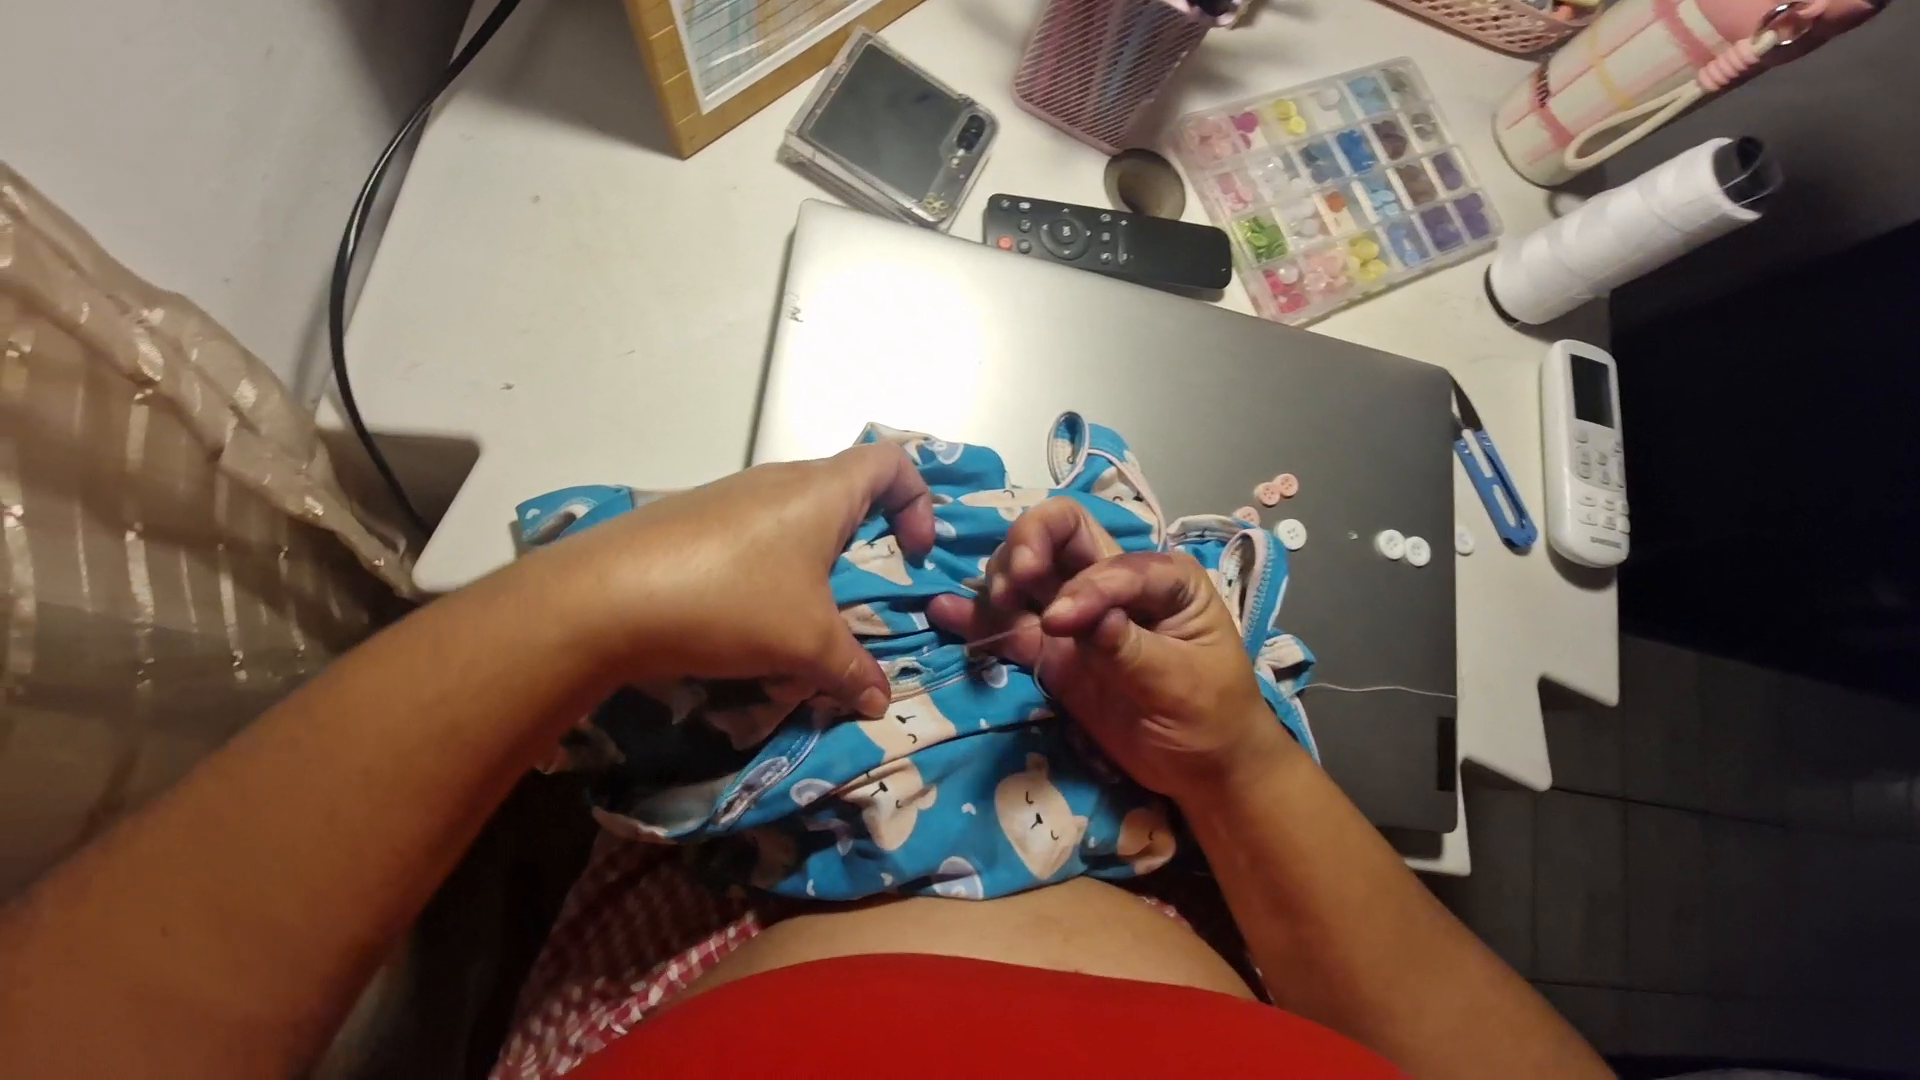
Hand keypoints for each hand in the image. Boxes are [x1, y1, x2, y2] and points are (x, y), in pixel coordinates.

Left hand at [511, 443, 934, 717]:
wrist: (605, 598)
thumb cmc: (732, 601)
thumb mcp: (805, 644)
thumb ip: (852, 671)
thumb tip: (880, 701)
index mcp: (822, 491)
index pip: (891, 460)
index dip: (918, 500)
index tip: (915, 553)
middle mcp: (780, 480)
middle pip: (846, 486)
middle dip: (870, 536)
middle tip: (869, 588)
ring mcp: (733, 495)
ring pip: (798, 512)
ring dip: (819, 554)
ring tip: (810, 608)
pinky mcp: (696, 519)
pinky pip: (757, 530)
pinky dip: (774, 563)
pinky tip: (753, 609)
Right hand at [926, 498, 1300, 803]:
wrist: (1203, 769)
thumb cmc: (1212, 715)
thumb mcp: (1183, 681)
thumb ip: (1130, 647)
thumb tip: (1082, 617)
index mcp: (1158, 576)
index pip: (1107, 557)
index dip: (1082, 586)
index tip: (1061, 625)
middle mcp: (1111, 582)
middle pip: (1057, 533)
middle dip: (1027, 546)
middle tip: (1013, 584)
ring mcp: (1076, 616)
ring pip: (1026, 575)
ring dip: (1001, 581)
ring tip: (995, 609)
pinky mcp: (1053, 652)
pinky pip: (1011, 628)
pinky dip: (978, 619)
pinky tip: (943, 610)